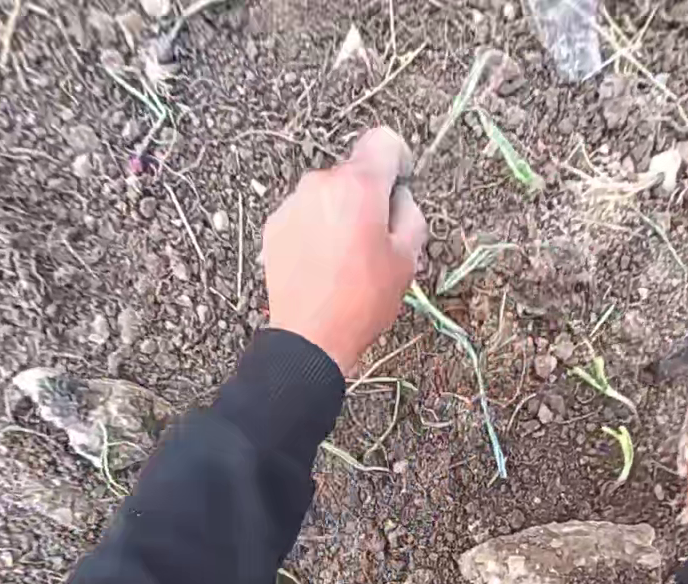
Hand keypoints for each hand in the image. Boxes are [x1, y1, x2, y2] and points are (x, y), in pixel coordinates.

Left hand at [262, 127, 428, 377]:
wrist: (311, 337)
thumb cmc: (362, 302)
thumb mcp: (406, 262)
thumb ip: (411, 216)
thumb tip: (401, 200)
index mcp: (359, 186)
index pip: (385, 141)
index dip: (400, 161)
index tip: (401, 187)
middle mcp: (321, 183)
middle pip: (355, 175)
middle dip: (369, 201)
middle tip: (377, 245)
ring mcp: (294, 204)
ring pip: (329, 197)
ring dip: (342, 218)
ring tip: (347, 263)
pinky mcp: (275, 226)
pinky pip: (306, 217)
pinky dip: (318, 233)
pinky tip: (324, 268)